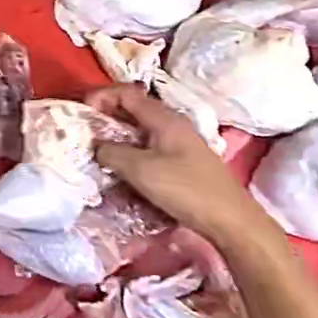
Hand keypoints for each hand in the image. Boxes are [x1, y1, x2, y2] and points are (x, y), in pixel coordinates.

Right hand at [85, 84, 268, 246]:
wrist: (234, 224)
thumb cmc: (186, 190)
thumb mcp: (139, 170)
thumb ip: (111, 152)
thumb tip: (98, 147)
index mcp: (164, 119)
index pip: (125, 93)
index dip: (101, 97)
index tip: (83, 114)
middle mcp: (173, 125)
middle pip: (132, 110)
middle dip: (105, 119)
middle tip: (85, 135)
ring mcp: (180, 144)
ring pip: (139, 131)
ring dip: (117, 139)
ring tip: (100, 155)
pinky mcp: (183, 163)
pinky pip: (148, 149)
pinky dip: (131, 154)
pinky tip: (123, 172)